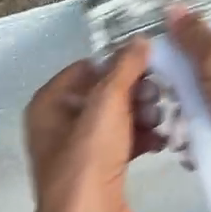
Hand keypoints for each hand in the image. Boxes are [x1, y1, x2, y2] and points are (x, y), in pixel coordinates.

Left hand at [24, 41, 160, 211]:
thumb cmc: (89, 157)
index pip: (87, 67)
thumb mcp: (107, 102)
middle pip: (106, 92)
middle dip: (136, 93)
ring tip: (159, 119)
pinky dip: (143, 138)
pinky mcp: (100, 172)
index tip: (145, 67)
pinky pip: (124, 142)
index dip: (116, 65)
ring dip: (144, 114)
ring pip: (118, 117)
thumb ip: (125, 66)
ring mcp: (80, 151)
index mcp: (49, 103)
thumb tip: (140, 40)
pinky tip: (161, 140)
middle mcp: (60, 124)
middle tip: (155, 97)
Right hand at [168, 3, 210, 211]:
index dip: (197, 14)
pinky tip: (178, 126)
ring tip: (168, 104)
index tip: (166, 25)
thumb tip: (173, 5)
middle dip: (185, 59)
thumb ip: (194, 33)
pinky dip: (193, 114)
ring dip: (184, 92)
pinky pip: (207, 106)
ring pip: (204, 78)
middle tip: (163, 71)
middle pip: (210, 45)